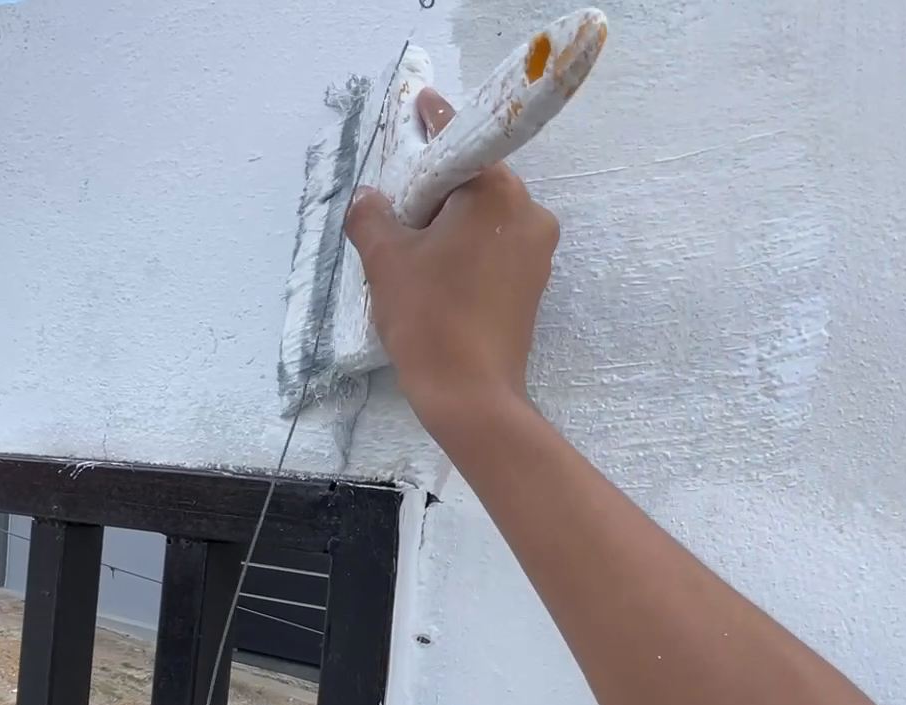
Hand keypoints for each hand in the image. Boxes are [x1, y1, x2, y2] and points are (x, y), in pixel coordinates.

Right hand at [342, 87, 559, 438]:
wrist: (471, 396)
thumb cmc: (429, 320)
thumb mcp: (386, 261)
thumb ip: (371, 215)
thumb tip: (369, 200)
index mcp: (497, 193)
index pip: (461, 139)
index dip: (433, 122)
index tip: (419, 107)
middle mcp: (529, 214)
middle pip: (475, 182)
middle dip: (437, 192)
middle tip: (400, 214)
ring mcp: (537, 253)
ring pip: (485, 220)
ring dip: (451, 226)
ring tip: (414, 256)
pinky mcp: (533, 287)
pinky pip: (495, 250)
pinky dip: (467, 252)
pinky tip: (440, 277)